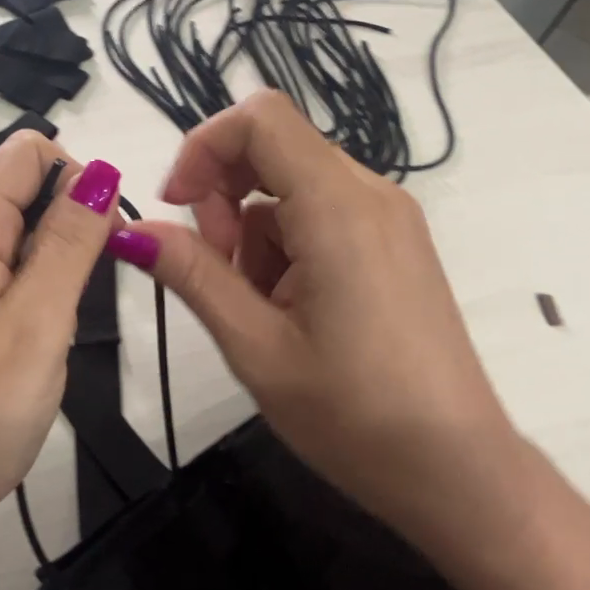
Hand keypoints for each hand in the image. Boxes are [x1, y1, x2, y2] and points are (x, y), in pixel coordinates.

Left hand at [0, 133, 141, 589]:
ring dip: (50, 264)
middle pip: (20, 188)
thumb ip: (69, 243)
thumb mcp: (36, 326)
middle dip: (68, 225)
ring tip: (52, 330)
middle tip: (76, 301)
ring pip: (12, 232)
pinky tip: (28, 342)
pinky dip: (26, 290)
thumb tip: (99, 170)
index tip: (100, 246)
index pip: (29, 152)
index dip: (79, 181)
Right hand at [131, 91, 589, 589]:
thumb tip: (132, 231)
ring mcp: (390, 219)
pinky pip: (323, 214)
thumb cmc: (353, 414)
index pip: (258, 118)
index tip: (176, 209)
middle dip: (223, 195)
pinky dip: (287, 245)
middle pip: (274, 148)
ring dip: (252, 229)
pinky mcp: (395, 246)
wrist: (456, 471)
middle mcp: (371, 194)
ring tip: (256, 307)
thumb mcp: (254, 346)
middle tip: (215, 271)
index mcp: (338, 207)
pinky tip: (289, 309)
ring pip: (293, 186)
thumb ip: (192, 275)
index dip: (201, 148)